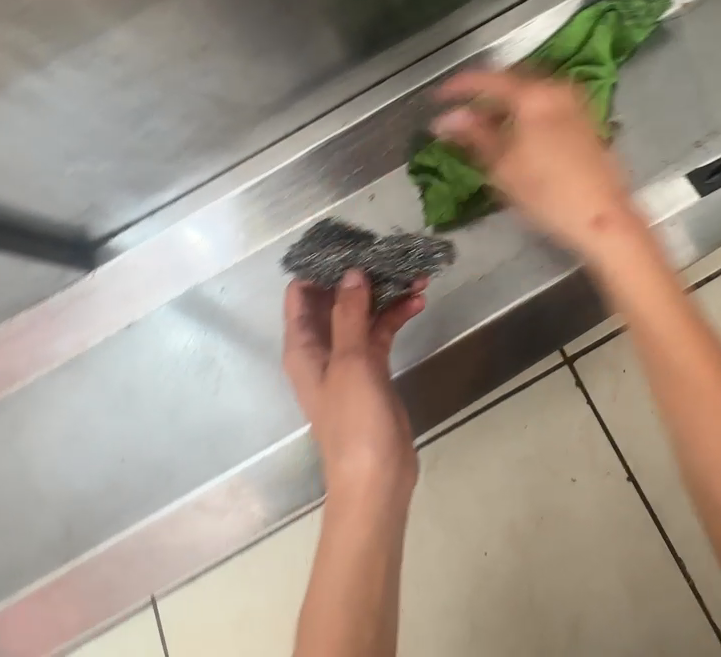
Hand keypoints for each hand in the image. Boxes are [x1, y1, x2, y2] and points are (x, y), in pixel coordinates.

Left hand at [283, 270, 427, 506]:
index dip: (320, 267)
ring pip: (362, 314)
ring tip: (416, 276)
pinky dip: (396, 316)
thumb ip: (349, 315)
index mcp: (302, 346)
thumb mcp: (350, 362)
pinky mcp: (372, 369)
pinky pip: (381, 332)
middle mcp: (320, 348)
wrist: (376, 477)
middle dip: (360, 276)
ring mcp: (347, 359)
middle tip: (390, 253)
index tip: (350, 244)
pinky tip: (419, 302)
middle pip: (335, 299)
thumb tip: (351, 272)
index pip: (301, 294)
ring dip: (385, 294)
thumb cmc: (353, 420)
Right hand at [430, 69, 645, 262]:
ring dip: (507, 103)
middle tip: (462, 113)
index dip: (459, 87)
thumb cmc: (548, 195)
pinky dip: (528, 111)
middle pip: (512, 81)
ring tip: (486, 126)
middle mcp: (557, 91)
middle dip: (485, 94)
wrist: (604, 219)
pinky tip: (518, 134)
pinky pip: (549, 103)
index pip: (487, 79)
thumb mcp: (501, 167)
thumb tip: (446, 119)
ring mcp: (576, 104)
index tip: (438, 97)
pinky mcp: (588, 121)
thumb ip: (473, 136)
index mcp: (533, 96)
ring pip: (532, 92)